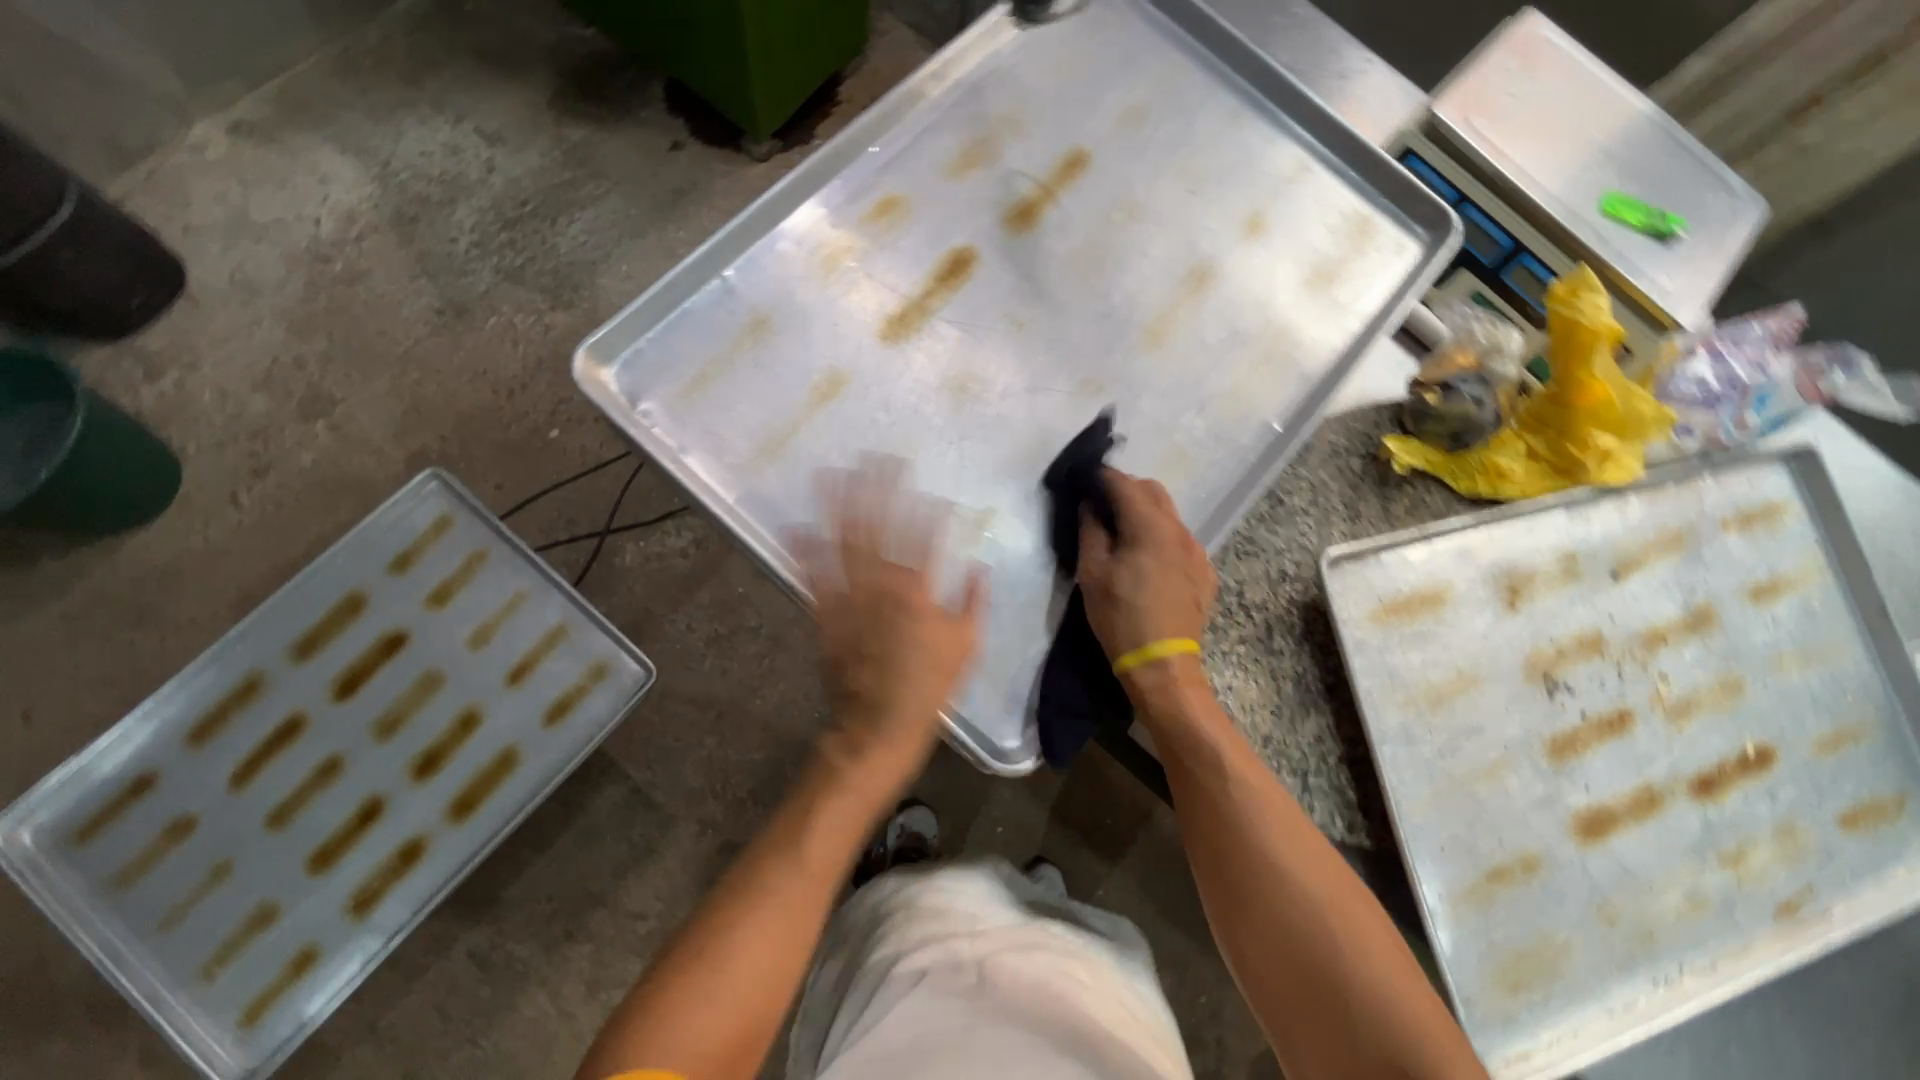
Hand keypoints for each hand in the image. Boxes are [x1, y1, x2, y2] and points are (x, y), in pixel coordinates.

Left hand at [794, 458, 985, 778]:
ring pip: (843, 541)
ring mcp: (849, 595)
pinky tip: (794, 526)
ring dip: (837, 505)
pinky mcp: (825, 613)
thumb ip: (973, 602)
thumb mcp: (967, 645)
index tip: (930, 488)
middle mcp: (882, 582)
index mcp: (920, 588)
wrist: (879, 724)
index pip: (925, 535)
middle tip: (877, 458)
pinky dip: (802, 551)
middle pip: (880, 524)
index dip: (928, 508)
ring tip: (832, 473)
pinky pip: (812, 576)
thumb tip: (979, 568)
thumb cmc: (930, 686)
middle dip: (879, 488)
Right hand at [1077, 470, 1216, 699]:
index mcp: (1150, 526)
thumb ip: (1091, 529)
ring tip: (1124, 536)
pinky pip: (1182, 543)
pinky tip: (1149, 564)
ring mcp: (1197, 552)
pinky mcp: (1205, 573)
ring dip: (1146, 515)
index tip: (1084, 479)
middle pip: (1153, 491)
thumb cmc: (1119, 617)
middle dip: (1126, 489)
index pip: (1123, 483)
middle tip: (1101, 506)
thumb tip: (1089, 503)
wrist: (1162, 664)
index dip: (1101, 476)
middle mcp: (1180, 530)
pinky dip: (1163, 540)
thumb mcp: (1092, 573)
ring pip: (1170, 516)